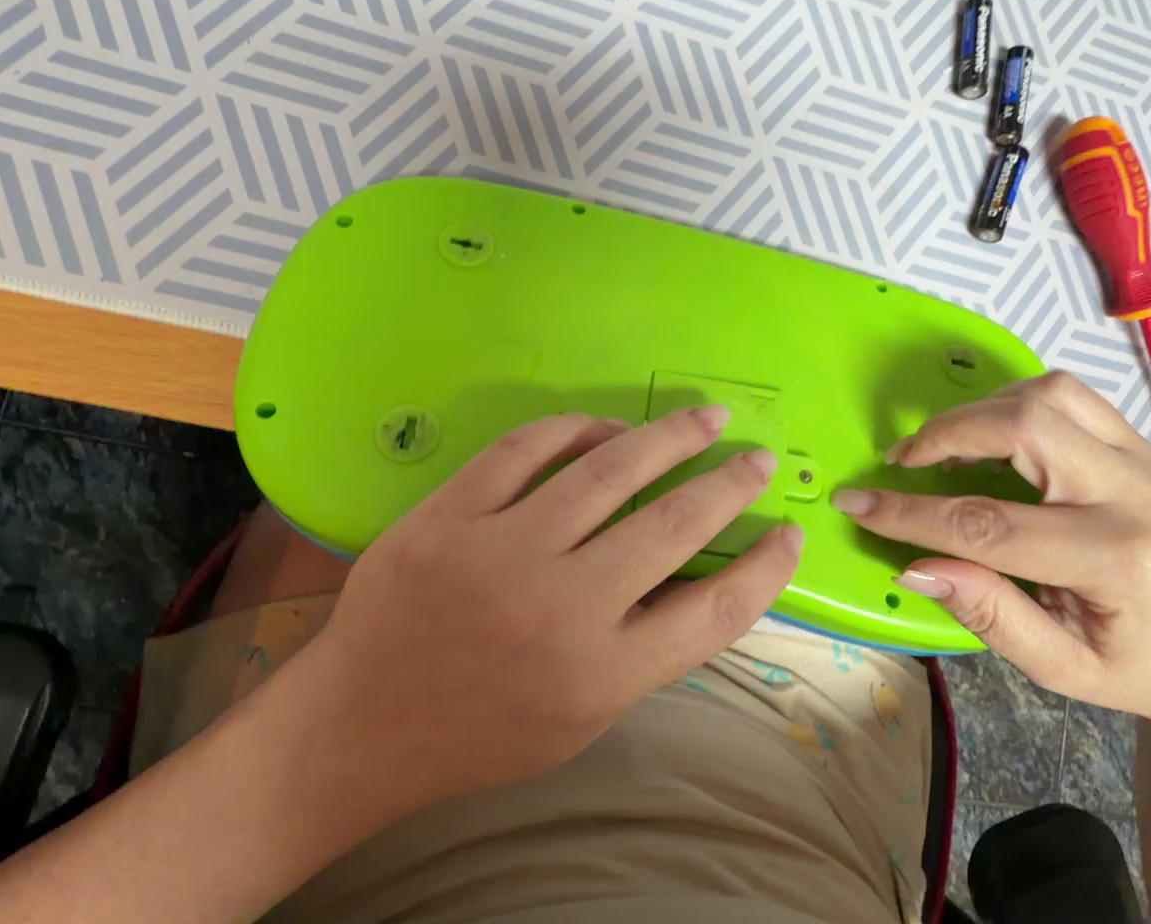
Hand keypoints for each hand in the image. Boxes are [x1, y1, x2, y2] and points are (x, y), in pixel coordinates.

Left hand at [306, 405, 801, 797]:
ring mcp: (500, 553)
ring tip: (705, 418)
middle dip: (730, 484)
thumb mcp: (583, 717)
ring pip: (608, 470)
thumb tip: (701, 574)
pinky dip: (576, 429)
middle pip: (675, 524)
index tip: (789, 534)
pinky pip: (526, 450)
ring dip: (669, 437)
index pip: (716, 610)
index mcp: (603, 673)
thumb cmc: (483, 731)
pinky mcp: (448, 516)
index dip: (767, 568)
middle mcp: (562, 609)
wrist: (361, 725)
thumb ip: (647, 649)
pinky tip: (605, 428)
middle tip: (755, 457)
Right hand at [829, 372, 1150, 742]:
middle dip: (946, 434)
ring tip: (945, 447)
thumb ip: (988, 614)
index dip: (910, 513)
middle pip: (1026, 425)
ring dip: (983, 409)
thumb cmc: (1139, 670)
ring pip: (1050, 393)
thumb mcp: (1060, 667)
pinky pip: (1071, 396)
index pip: (989, 524)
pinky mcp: (1140, 448)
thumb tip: (916, 564)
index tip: (855, 502)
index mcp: (1115, 561)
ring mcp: (1143, 461)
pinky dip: (1016, 403)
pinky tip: (992, 436)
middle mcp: (1134, 493)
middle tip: (902, 461)